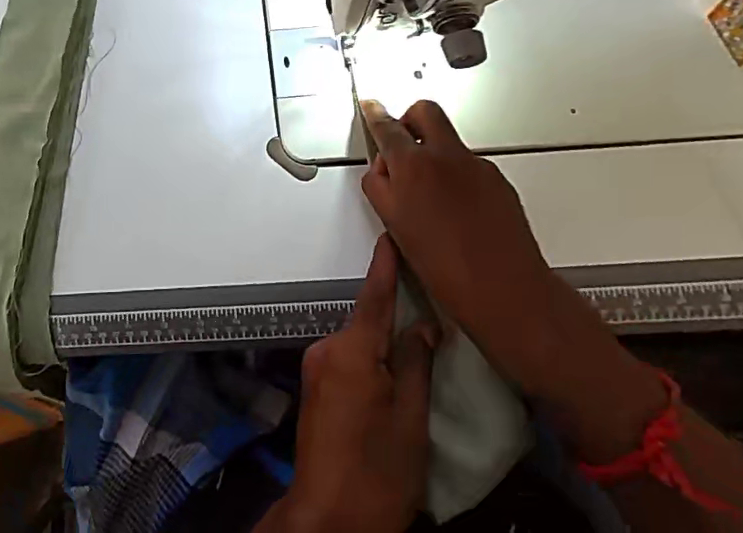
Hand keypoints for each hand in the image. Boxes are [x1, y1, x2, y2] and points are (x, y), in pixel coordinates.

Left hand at [260, 235, 434, 532]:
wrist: (330, 516)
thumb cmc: (378, 472)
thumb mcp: (411, 419)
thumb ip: (416, 365)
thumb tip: (423, 326)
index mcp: (351, 351)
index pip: (373, 298)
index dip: (385, 266)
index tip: (390, 237)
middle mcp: (327, 350)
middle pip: (366, 321)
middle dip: (394, 315)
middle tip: (427, 306)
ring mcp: (316, 367)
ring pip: (357, 342)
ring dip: (382, 345)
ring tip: (416, 354)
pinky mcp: (314, 385)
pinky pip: (346, 360)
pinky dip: (369, 361)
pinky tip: (389, 378)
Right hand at [357, 99, 552, 347]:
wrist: (503, 290)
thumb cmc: (448, 267)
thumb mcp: (392, 223)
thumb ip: (379, 186)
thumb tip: (381, 174)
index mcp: (413, 165)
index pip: (387, 126)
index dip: (375, 115)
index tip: (371, 109)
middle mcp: (447, 157)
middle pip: (425, 112)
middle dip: (409, 119)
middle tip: (400, 138)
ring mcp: (478, 167)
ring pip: (449, 141)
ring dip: (435, 153)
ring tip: (428, 193)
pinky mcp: (499, 182)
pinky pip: (471, 166)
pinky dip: (458, 176)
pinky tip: (454, 208)